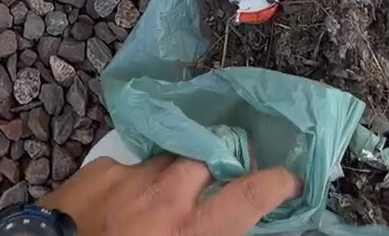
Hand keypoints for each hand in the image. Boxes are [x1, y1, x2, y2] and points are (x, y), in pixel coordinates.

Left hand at [41, 155, 300, 235]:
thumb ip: (204, 234)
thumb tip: (220, 227)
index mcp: (188, 232)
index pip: (247, 197)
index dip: (275, 182)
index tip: (288, 176)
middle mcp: (166, 196)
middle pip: (207, 162)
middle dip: (212, 171)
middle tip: (207, 190)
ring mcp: (131, 175)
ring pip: (167, 160)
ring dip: (170, 177)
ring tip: (156, 202)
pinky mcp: (100, 167)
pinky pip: (129, 166)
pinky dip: (132, 182)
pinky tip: (117, 205)